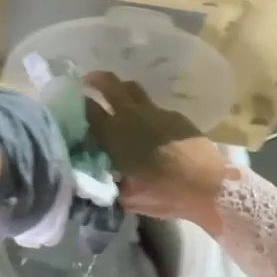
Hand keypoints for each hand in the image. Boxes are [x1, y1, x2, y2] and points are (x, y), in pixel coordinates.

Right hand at [84, 71, 231, 234]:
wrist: (209, 186)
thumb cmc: (165, 193)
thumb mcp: (128, 197)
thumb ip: (109, 184)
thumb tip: (97, 180)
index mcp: (115, 134)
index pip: (87, 107)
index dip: (75, 101)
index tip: (68, 101)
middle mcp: (132, 115)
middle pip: (109, 83)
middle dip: (95, 79)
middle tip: (87, 82)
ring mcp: (156, 111)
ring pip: (132, 88)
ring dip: (120, 89)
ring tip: (117, 99)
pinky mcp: (175, 115)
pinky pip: (153, 106)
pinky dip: (144, 111)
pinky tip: (149, 128)